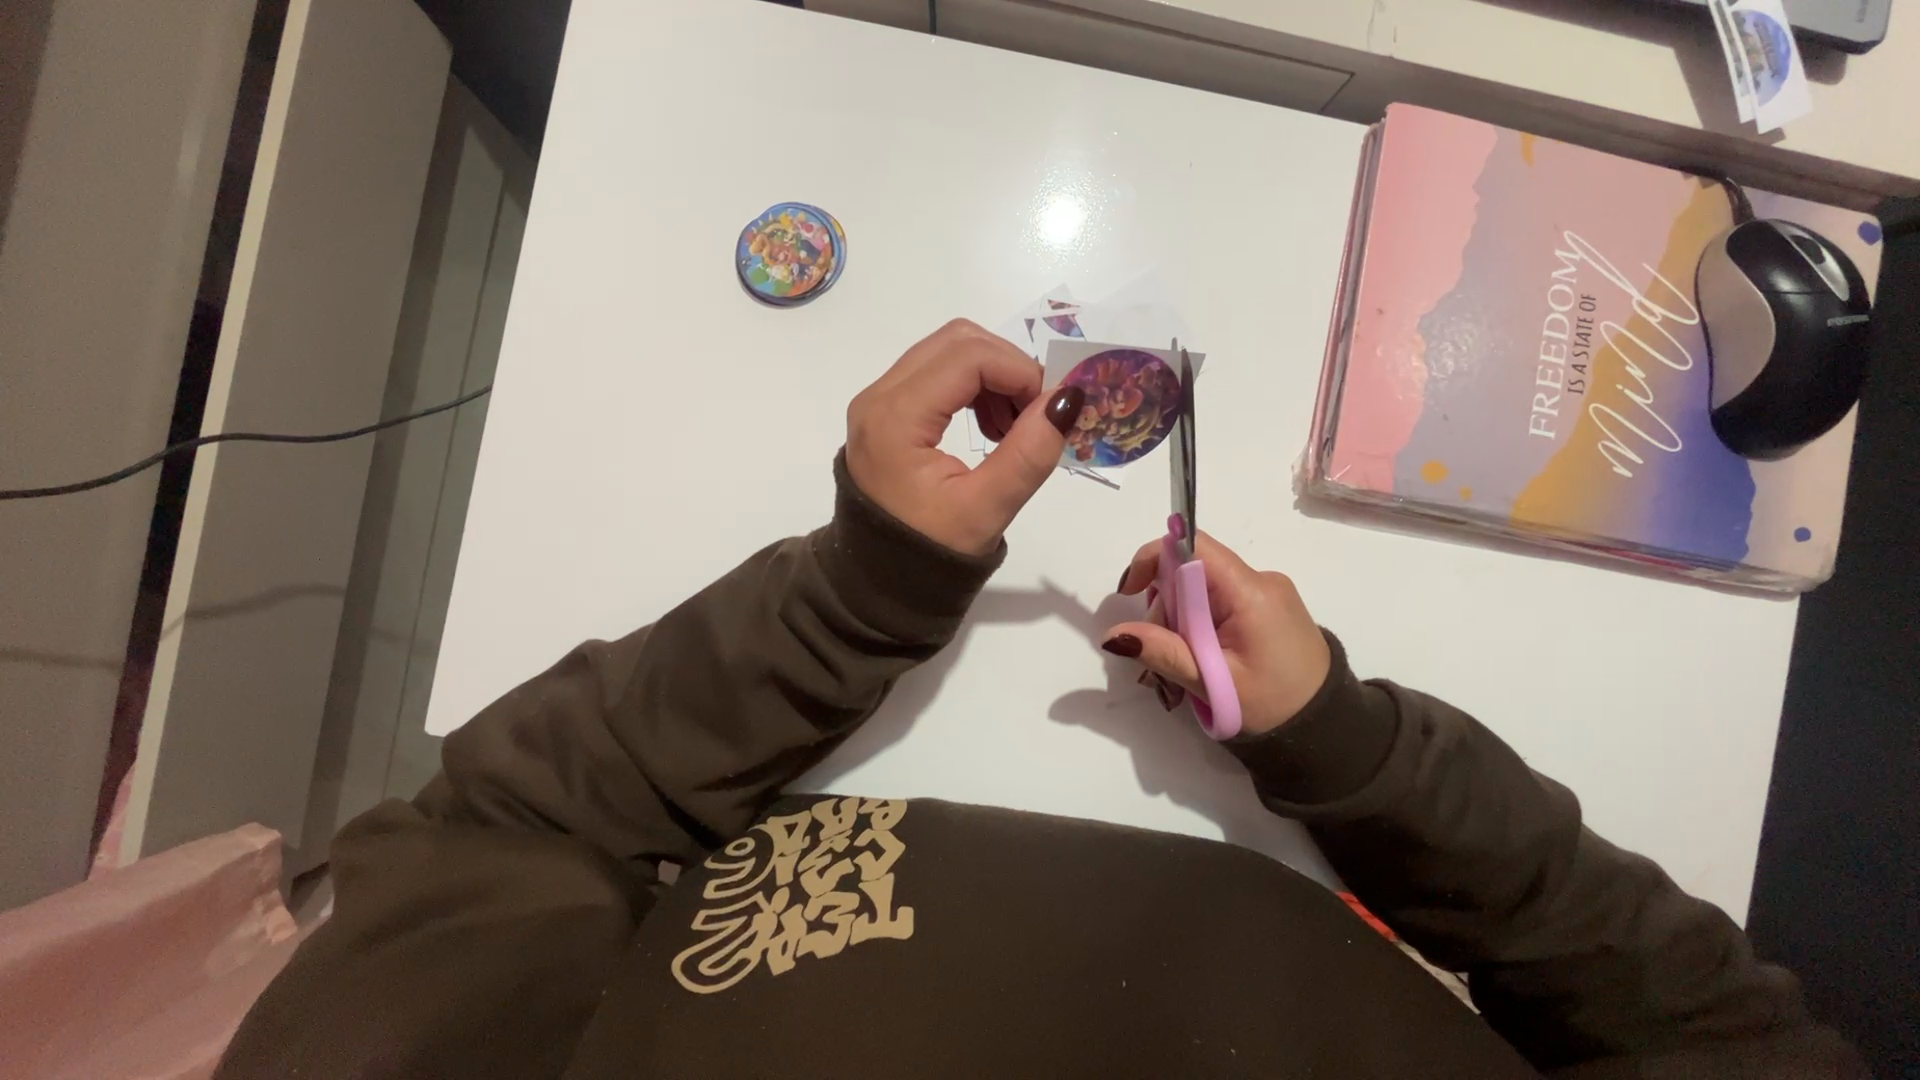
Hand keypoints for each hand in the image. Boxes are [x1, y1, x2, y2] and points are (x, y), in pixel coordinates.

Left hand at [847, 319, 1084, 554]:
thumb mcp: (986, 509)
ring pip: (947, 353)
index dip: (1020, 370)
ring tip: (1016, 427)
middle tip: (1038, 413)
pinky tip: (993, 428)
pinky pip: (936, 375)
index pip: (968, 356)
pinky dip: (974, 388)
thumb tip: (1069, 400)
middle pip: (956, 342)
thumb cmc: (929, 553)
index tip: (1053, 408)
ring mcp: (879, 402)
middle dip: (1008, 367)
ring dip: (993, 376)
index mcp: (895, 418)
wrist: (878, 582)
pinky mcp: (887, 413)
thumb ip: (1028, 454)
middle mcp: (879, 397)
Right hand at [1102, 532, 1331, 736]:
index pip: (1193, 546)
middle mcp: (1260, 581)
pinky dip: (1198, 625)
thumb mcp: (1212, 683)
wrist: (1327, 728)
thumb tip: (1114, 635)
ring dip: (1179, 621)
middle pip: (1191, 571)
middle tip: (1159, 654)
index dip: (1154, 559)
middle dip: (1164, 606)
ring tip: (1181, 667)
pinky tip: (1198, 659)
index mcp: (1250, 592)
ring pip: (1201, 590)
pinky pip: (1218, 602)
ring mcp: (1265, 593)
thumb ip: (1163, 653)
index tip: (1130, 591)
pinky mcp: (1267, 607)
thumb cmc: (1274, 705)